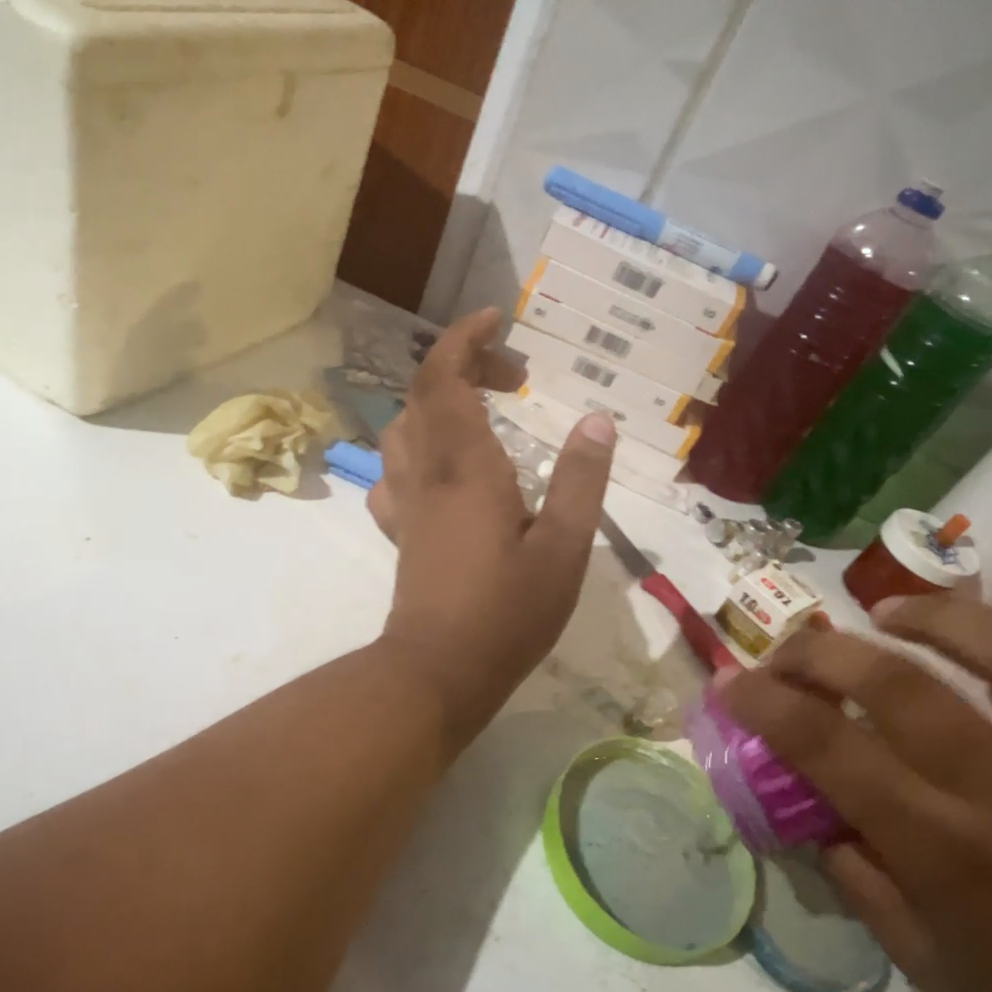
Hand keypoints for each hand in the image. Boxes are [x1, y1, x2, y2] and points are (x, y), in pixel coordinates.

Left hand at [369, 309, 617, 722]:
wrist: (437, 671)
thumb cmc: (506, 613)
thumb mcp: (565, 550)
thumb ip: (581, 482)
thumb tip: (596, 421)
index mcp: (465, 467)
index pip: (443, 378)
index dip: (463, 339)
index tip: (498, 321)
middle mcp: (425, 473)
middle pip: (422, 395)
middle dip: (462, 367)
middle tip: (515, 378)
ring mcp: (405, 503)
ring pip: (402, 429)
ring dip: (436, 404)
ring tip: (482, 413)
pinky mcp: (400, 531)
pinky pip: (395, 471)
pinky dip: (418, 449)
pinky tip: (444, 470)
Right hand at [725, 589, 991, 991]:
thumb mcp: (938, 974)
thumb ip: (870, 886)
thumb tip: (824, 819)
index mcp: (947, 853)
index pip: (827, 750)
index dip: (763, 704)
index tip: (729, 682)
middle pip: (900, 686)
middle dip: (823, 653)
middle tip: (789, 650)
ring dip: (942, 619)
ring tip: (892, 613)